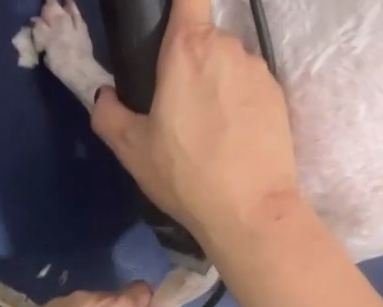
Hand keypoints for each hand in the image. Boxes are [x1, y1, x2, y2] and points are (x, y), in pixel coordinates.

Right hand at [90, 0, 300, 246]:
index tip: (167, 31)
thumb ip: (109, 116)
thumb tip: (103, 96)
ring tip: (208, 136)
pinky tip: (231, 145)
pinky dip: (239, 108)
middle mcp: (227, 47)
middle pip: (204, 40)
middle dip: (190, 66)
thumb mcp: (132, 152)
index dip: (178, 6)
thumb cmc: (185, 176)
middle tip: (178, 114)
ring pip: (228, 66)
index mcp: (187, 49)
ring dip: (216, 89)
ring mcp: (258, 71)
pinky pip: (250, 90)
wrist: (249, 211)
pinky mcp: (279, 96)